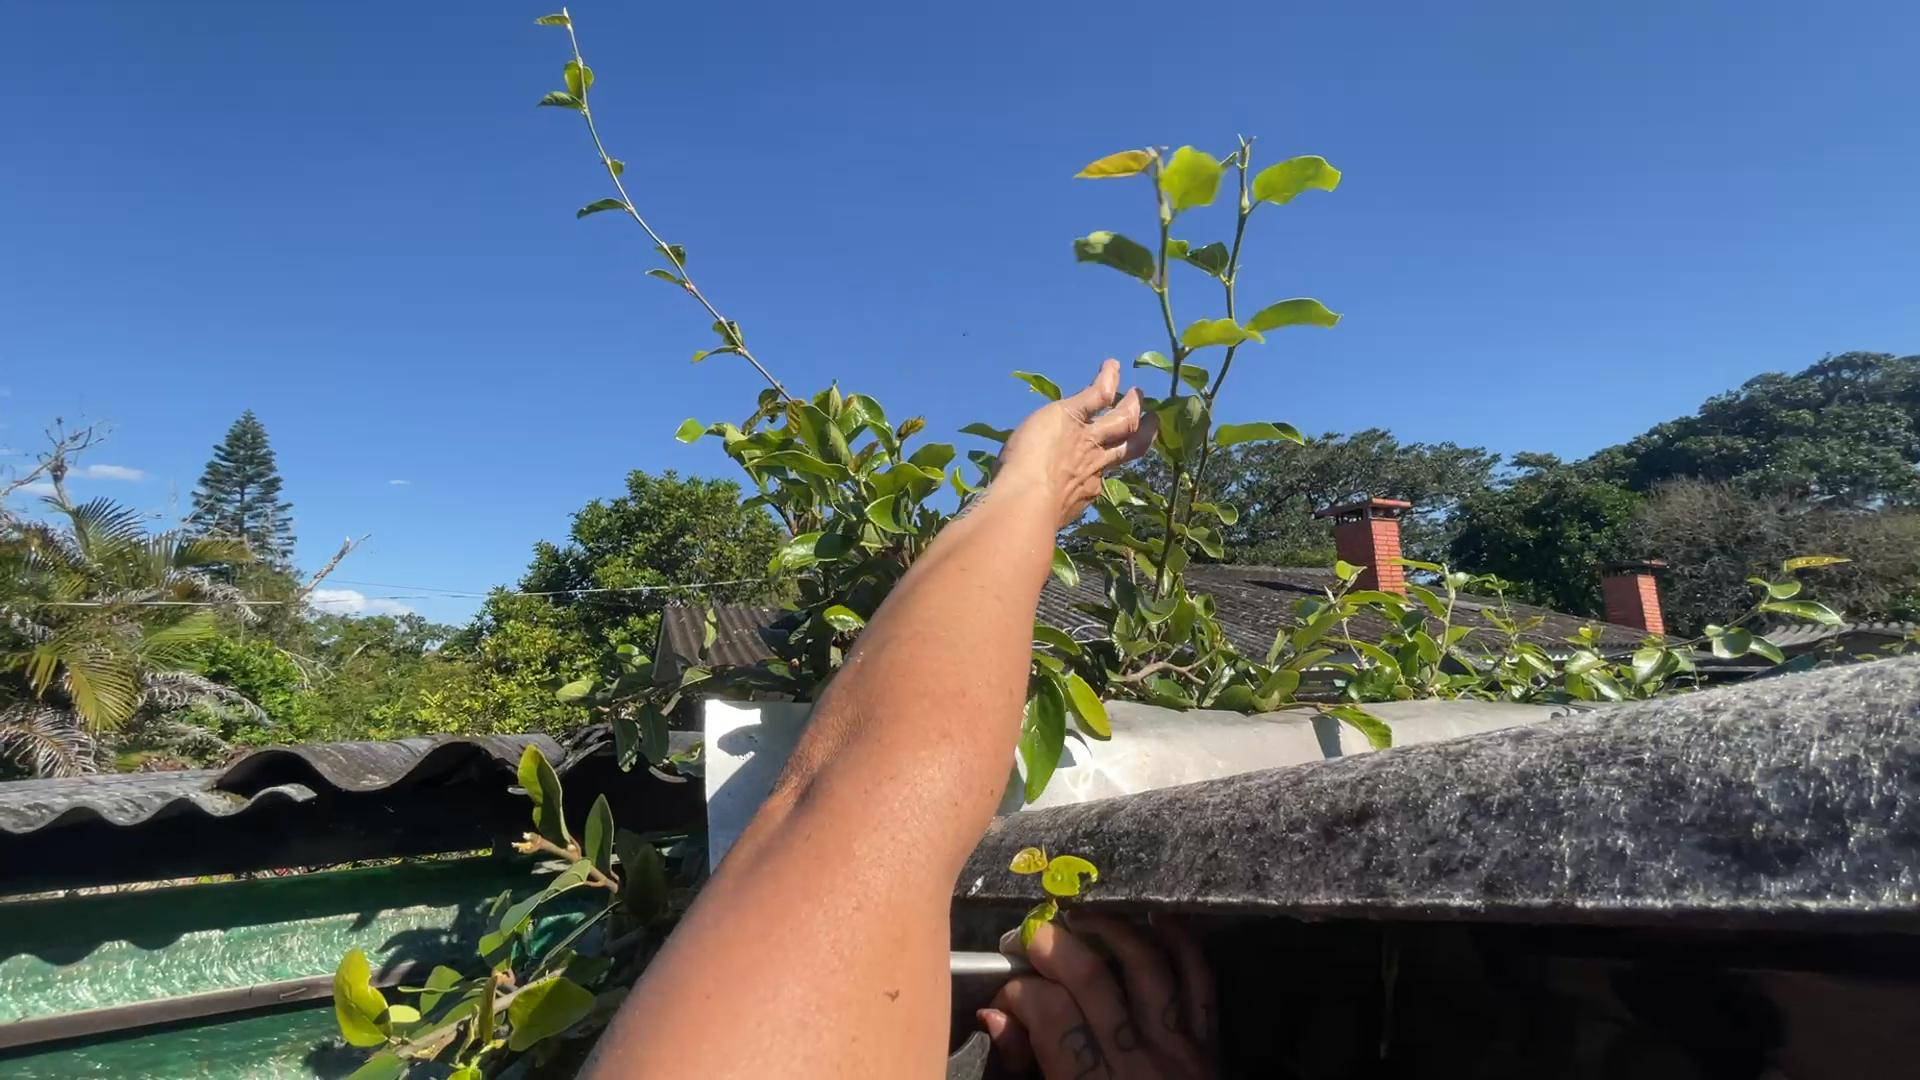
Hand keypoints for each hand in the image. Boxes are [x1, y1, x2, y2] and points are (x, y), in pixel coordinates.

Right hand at [978, 913, 1216, 1078]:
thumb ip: (1026, 1069)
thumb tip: (996, 1016)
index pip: (1050, 1012)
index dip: (1018, 991)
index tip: (1004, 992)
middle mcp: (1138, 1063)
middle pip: (1091, 977)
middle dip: (1051, 945)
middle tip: (1030, 938)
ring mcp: (1180, 1052)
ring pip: (1145, 963)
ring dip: (1109, 927)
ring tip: (1079, 917)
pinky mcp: (1211, 1047)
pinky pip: (1201, 983)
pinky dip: (1181, 943)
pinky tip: (1155, 917)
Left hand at [995, 359, 1157, 529]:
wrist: (1027, 500)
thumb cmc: (1026, 510)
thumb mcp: (1045, 509)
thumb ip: (1053, 505)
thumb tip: (1046, 519)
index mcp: (1085, 488)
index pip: (1103, 471)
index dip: (1108, 463)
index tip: (1111, 462)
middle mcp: (1094, 464)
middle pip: (1128, 447)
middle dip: (1142, 434)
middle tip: (1153, 421)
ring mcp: (1088, 439)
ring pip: (1120, 419)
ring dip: (1131, 405)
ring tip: (1139, 393)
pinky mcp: (1072, 416)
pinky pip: (1097, 395)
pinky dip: (1107, 379)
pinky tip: (1112, 366)